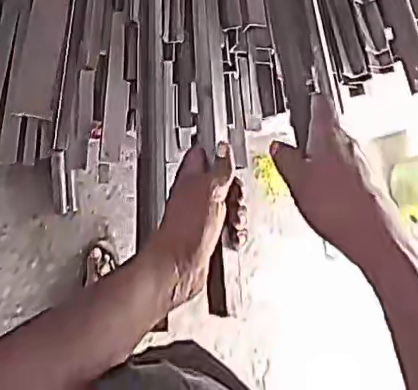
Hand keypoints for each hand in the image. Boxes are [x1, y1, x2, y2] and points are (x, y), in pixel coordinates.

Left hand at [147, 142, 237, 306]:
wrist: (178, 269)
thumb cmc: (185, 228)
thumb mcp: (210, 190)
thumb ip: (220, 168)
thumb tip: (225, 148)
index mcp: (191, 177)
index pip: (204, 154)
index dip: (219, 154)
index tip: (232, 161)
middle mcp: (195, 195)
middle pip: (223, 182)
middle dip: (236, 191)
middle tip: (236, 199)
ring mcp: (202, 216)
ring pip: (229, 206)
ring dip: (238, 214)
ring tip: (235, 222)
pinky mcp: (209, 237)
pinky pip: (230, 229)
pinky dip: (236, 233)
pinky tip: (234, 237)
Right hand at [270, 94, 406, 266]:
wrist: (375, 237)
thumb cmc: (338, 206)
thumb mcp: (297, 181)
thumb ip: (285, 158)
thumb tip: (278, 146)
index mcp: (329, 133)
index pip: (320, 102)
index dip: (309, 99)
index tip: (302, 101)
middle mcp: (349, 142)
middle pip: (329, 127)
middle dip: (313, 137)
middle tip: (297, 149)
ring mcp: (363, 161)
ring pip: (339, 150)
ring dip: (325, 160)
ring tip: (310, 180)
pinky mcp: (371, 182)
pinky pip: (350, 172)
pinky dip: (337, 179)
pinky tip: (329, 200)